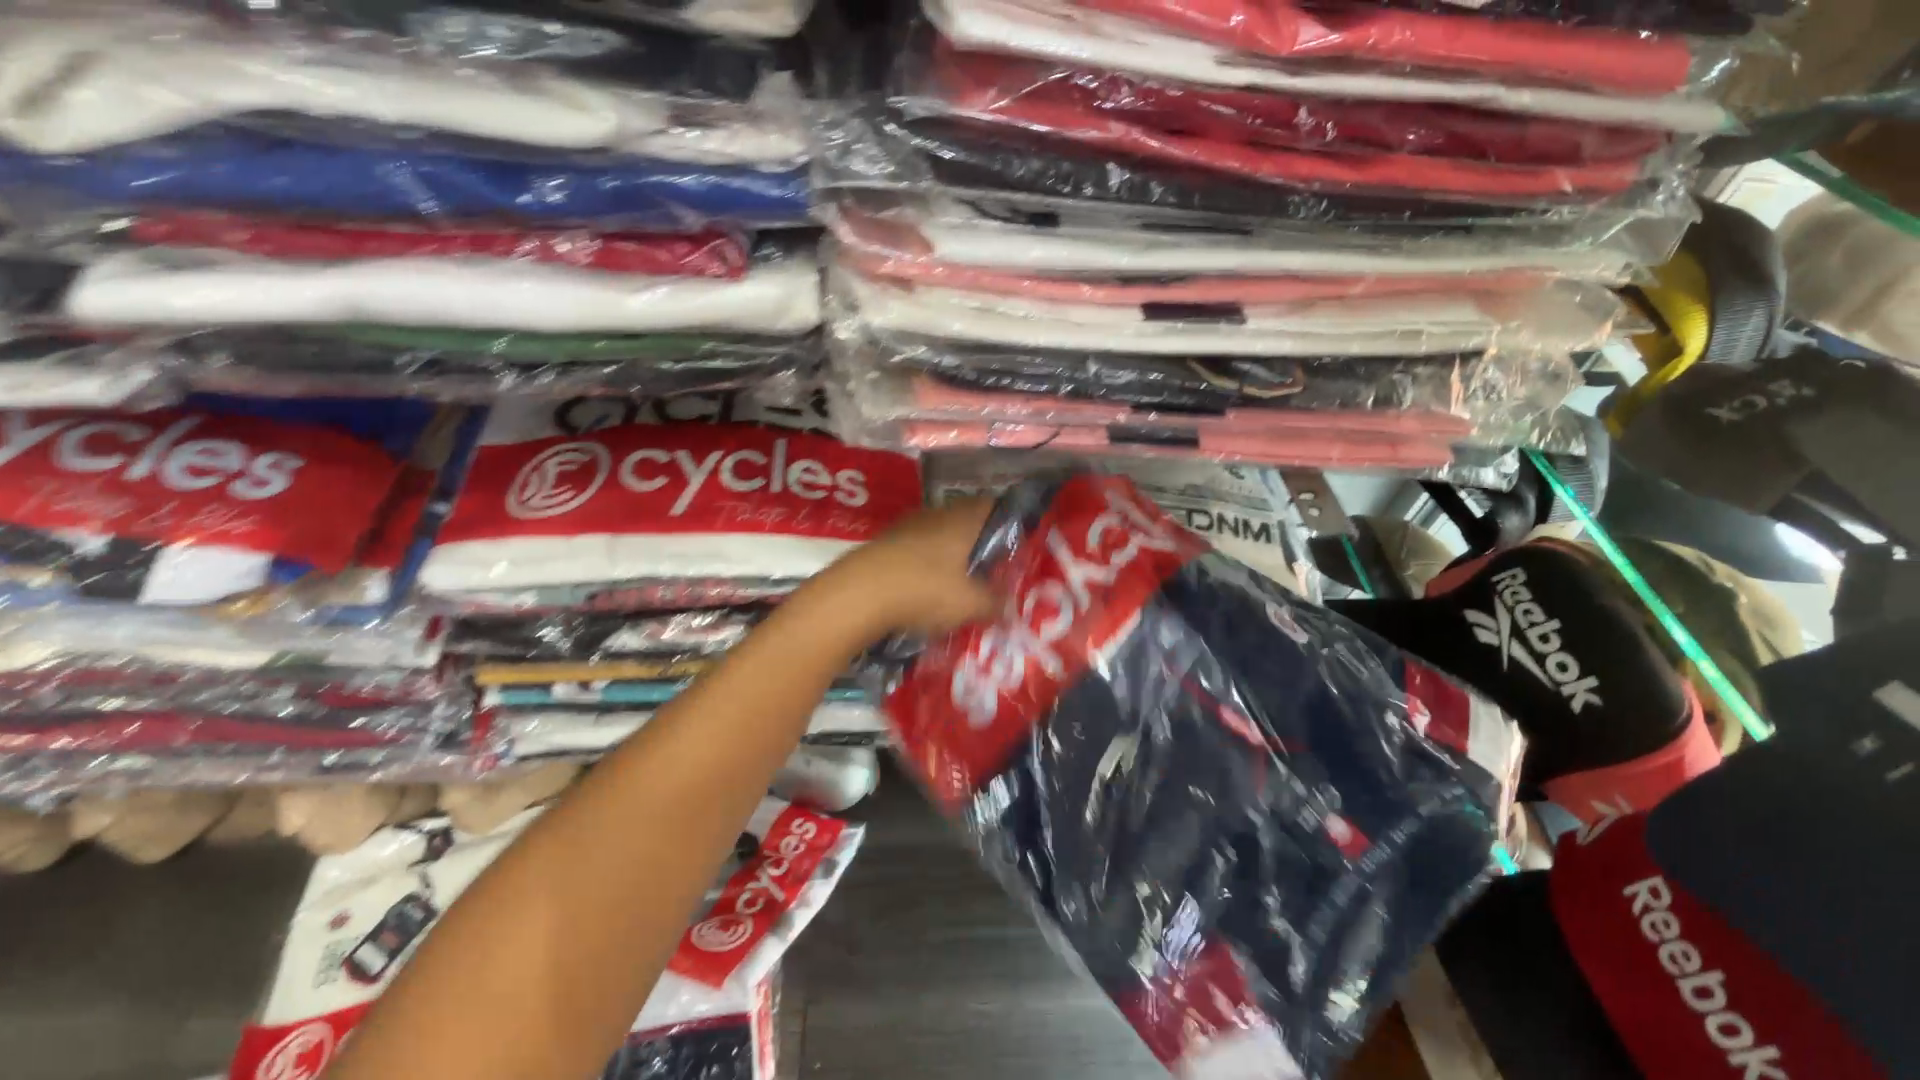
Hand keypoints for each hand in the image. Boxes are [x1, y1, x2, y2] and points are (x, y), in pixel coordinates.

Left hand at [811, 498, 1000, 638]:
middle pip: (969, 523)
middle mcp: (940, 512)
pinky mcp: (886, 541)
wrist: (859, 593)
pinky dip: (925, 566)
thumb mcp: (972, 604)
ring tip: (958, 587)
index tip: (1017, 551)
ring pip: (941, 536)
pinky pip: (917, 550)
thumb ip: (996, 603)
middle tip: (990, 574)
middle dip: (980, 547)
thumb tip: (1007, 605)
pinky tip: (925, 592)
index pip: (999, 508)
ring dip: (950, 557)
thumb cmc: (927, 590)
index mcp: (967, 518)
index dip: (1012, 527)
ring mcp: (909, 524)